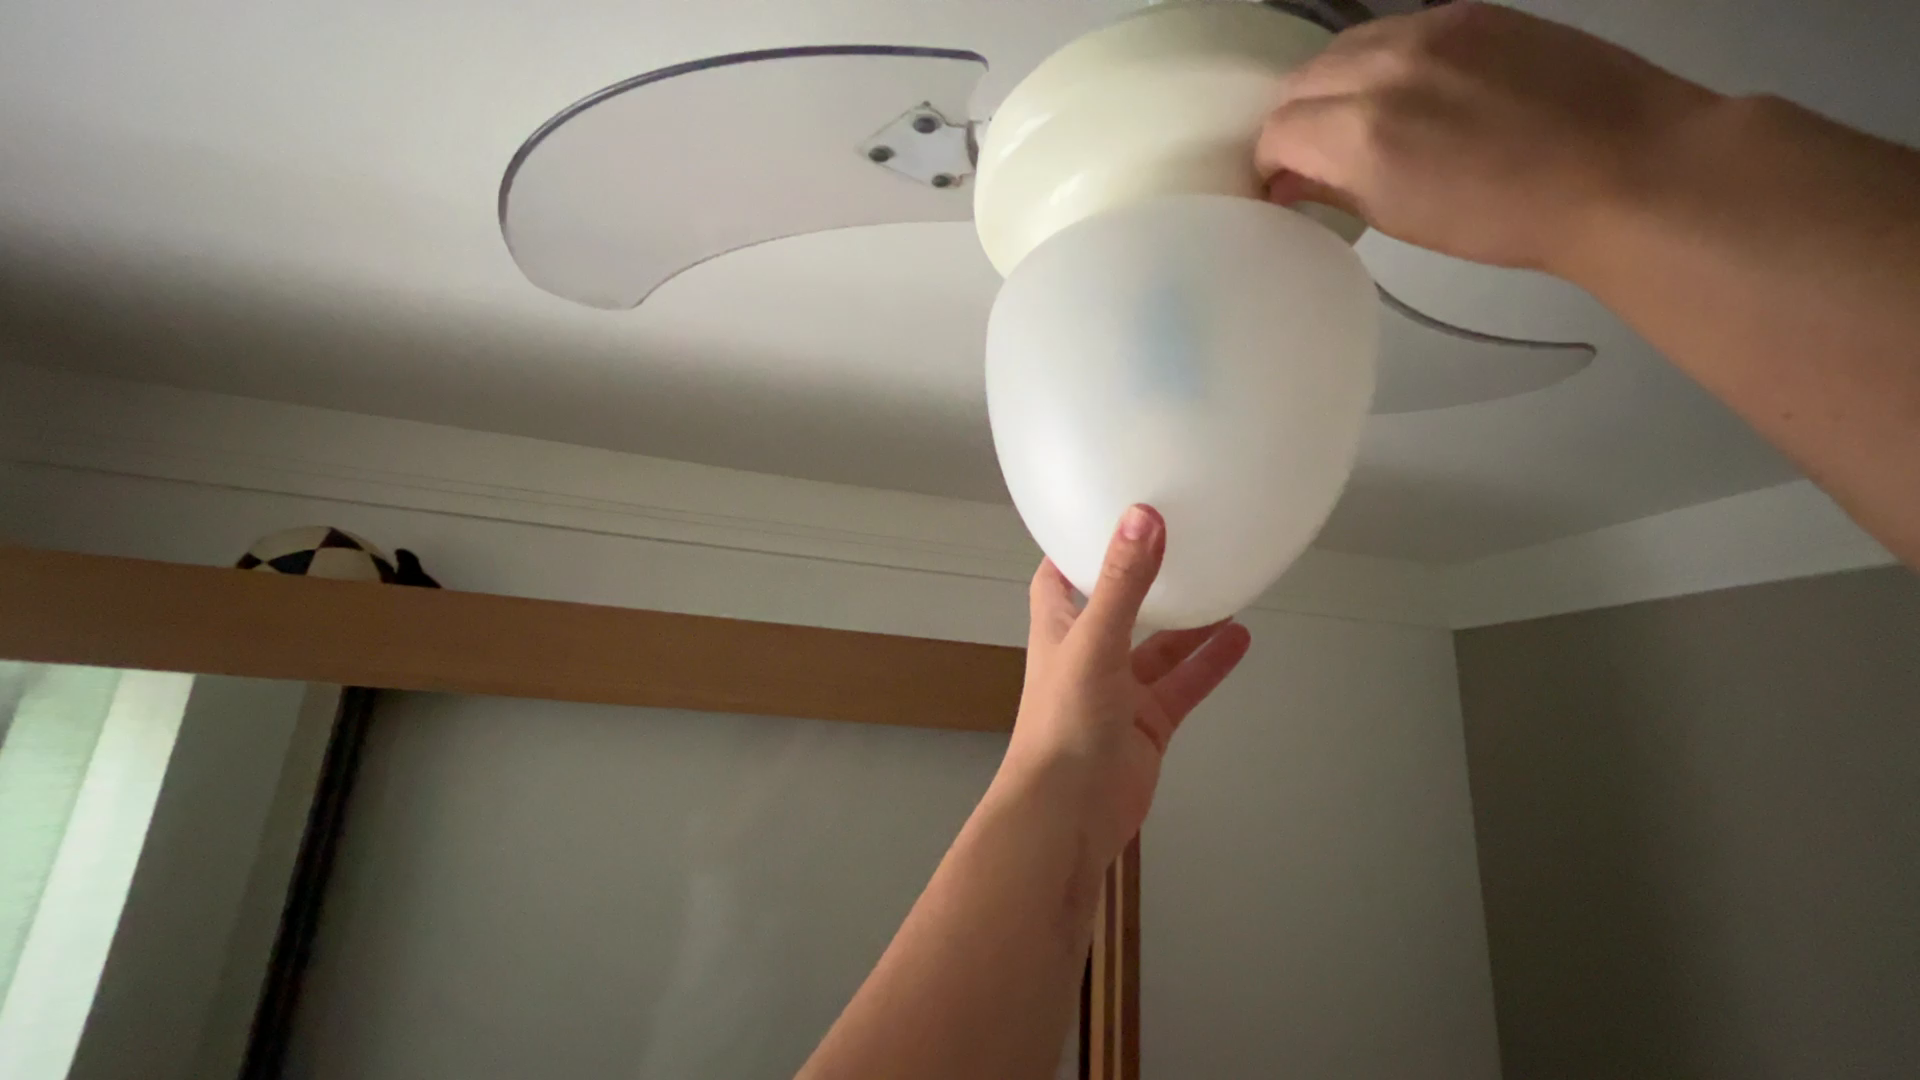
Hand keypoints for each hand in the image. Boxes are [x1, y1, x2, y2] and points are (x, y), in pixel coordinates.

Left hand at [999, 505, 1251, 866]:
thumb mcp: (1094, 643)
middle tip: (1183, 543)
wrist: (1069, 814)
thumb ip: (1122, 584)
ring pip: (1159, 646)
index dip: (1076, 547)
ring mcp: (1119, 690)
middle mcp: (1087, 653)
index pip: (1059, 575)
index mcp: (1058, 628)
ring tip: (1225, 584)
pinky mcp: (1149, 723)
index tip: (1107, 513)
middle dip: (1145, 579)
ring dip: (1187, 620)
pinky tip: (1239, 639)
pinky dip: (1209, 664)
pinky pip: (1184, 685)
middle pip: (1118, 605)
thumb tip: (1143, 517)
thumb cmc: (1065, 723)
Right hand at [1256, 1, 1719, 273]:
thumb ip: (1332, 187)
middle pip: (1298, 83)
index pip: (1276, 132)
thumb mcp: (1399, 217)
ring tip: (1353, 124)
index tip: (1282, 186)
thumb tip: (1289, 182)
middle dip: (1291, 122)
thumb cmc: (1503, 216)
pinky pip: (1391, 31)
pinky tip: (1400, 93)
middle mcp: (1386, 67)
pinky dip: (1375, 63)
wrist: (1622, 167)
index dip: (1269, 164)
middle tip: (1308, 158)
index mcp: (1362, 133)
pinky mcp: (1470, 12)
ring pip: (1340, 49)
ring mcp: (1431, 30)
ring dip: (1329, 87)